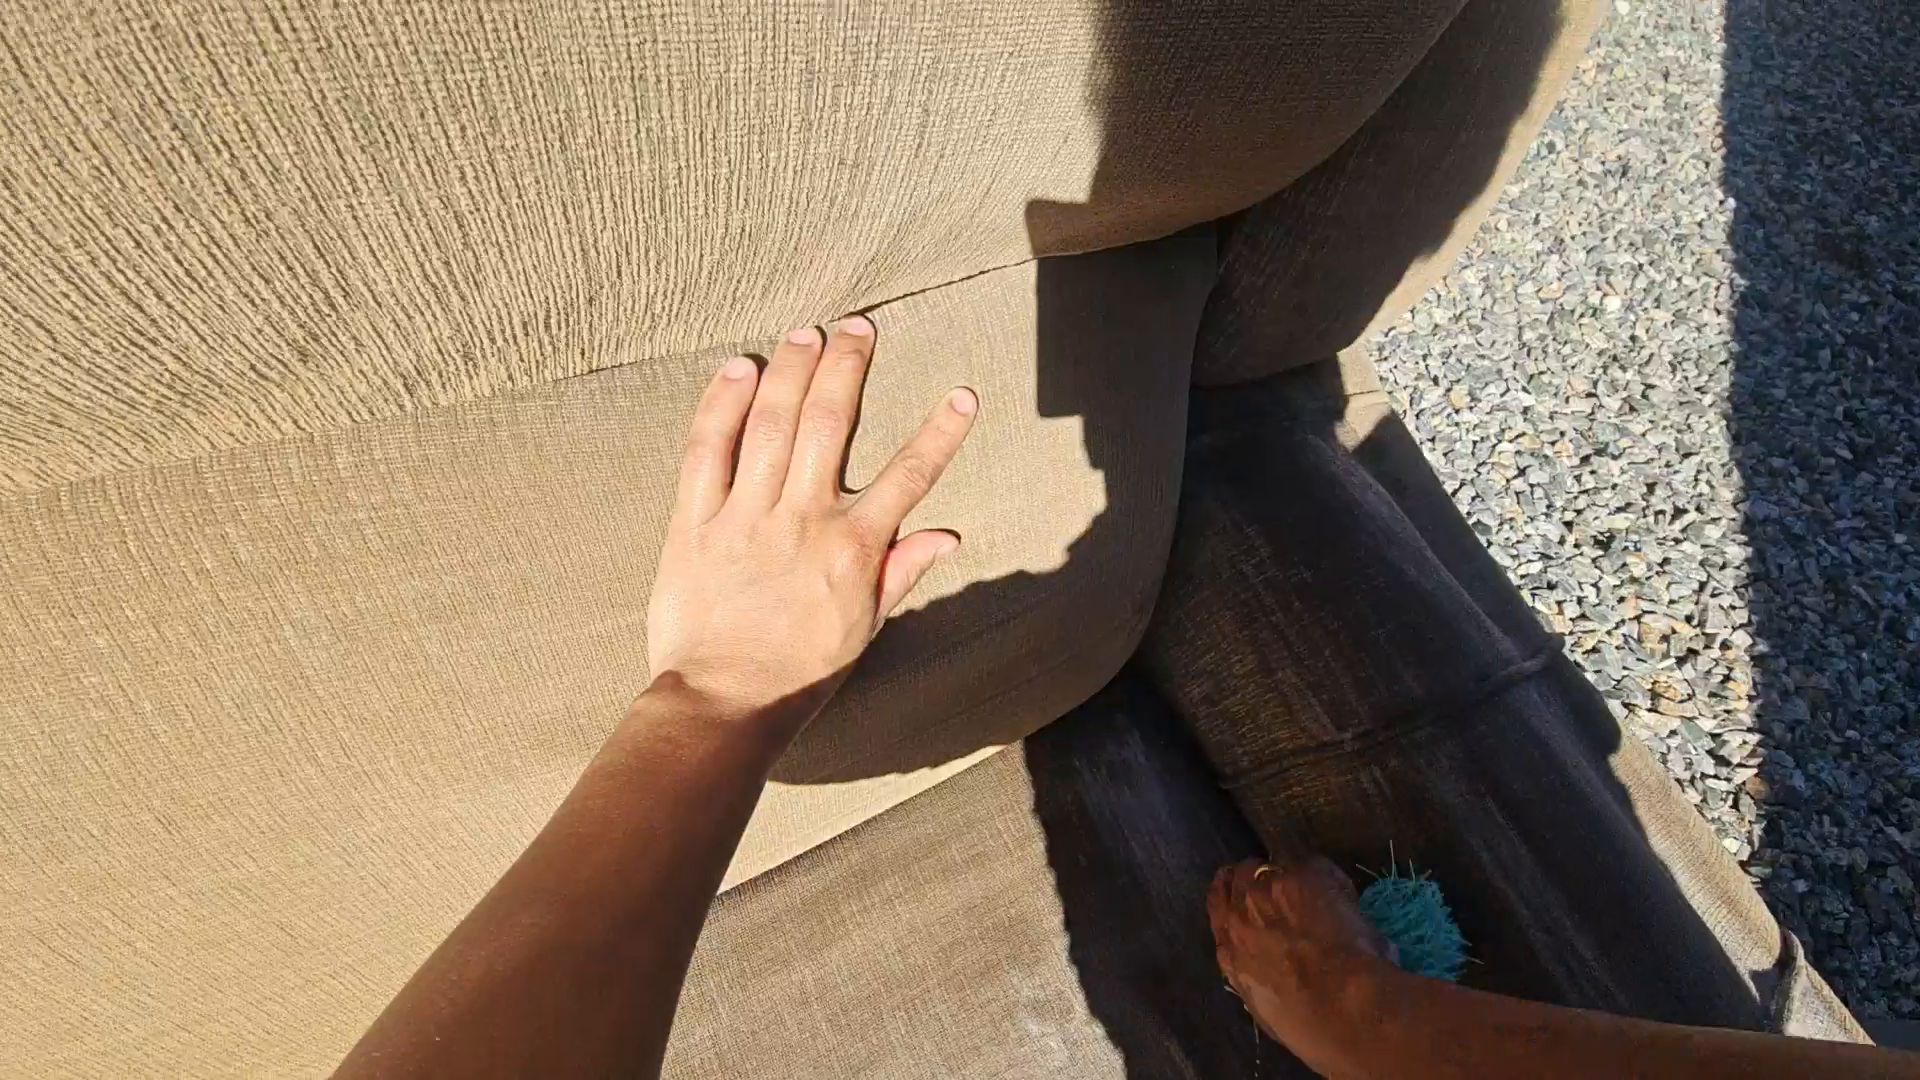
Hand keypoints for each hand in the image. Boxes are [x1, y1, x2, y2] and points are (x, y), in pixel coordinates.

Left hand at [644, 315, 977, 724]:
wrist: (724, 702)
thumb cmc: (802, 670)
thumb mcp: (866, 627)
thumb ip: (903, 572)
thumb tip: (950, 535)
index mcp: (852, 548)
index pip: (910, 477)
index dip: (940, 431)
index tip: (963, 394)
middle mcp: (803, 520)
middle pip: (829, 425)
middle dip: (848, 368)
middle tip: (858, 326)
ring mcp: (746, 517)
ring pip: (771, 425)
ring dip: (791, 371)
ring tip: (806, 332)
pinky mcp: (694, 523)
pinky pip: (706, 452)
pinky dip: (722, 406)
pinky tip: (738, 368)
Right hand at [1208, 856, 1399, 1073]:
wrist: (1345, 1008)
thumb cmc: (1310, 1028)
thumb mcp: (1268, 1012)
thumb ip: (1257, 978)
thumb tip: (1267, 970)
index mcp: (1230, 950)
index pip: (1217, 906)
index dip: (1233, 899)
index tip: (1246, 899)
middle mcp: (1240, 910)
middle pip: (1239, 876)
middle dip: (1256, 879)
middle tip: (1280, 888)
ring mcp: (1269, 887)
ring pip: (1273, 866)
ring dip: (1290, 877)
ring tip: (1316, 892)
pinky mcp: (1303, 874)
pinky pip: (1314, 867)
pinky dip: (1328, 880)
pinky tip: (1344, 898)